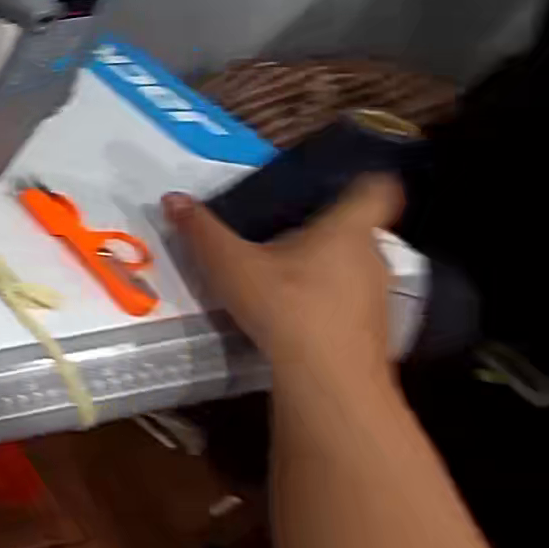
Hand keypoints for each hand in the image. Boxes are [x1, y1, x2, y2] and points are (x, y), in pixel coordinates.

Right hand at [162, 174, 401, 391]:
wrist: (329, 376)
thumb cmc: (283, 304)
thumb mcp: (226, 262)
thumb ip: (200, 228)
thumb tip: (173, 197)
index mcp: (343, 232)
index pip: (372, 193)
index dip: (365, 178)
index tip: (350, 172)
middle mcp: (370, 256)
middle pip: (351, 229)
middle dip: (319, 224)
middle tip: (277, 222)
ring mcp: (375, 293)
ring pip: (346, 262)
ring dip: (317, 259)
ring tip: (273, 262)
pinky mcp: (368, 323)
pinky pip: (343, 291)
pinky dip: (318, 288)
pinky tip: (285, 300)